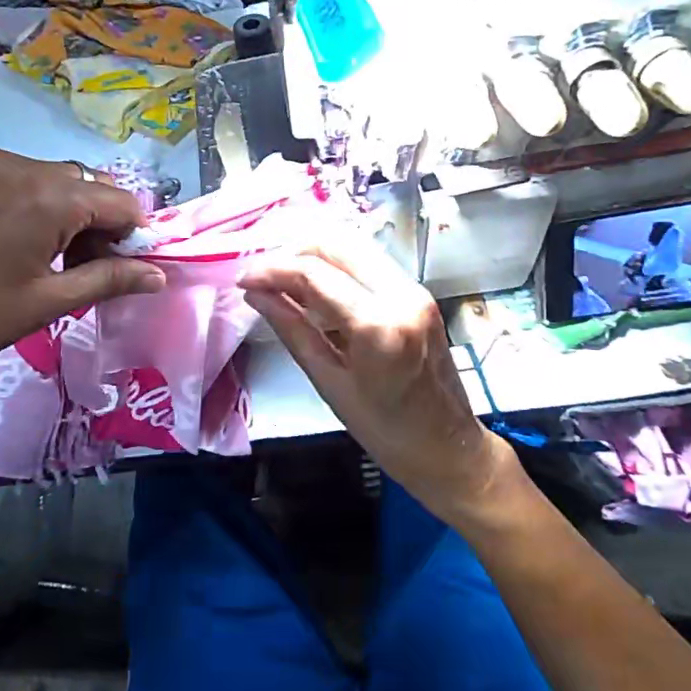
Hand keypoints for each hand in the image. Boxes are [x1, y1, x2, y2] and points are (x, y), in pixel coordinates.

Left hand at [0, 152, 165, 449]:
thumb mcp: (45, 303)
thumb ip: (108, 280)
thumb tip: (159, 275)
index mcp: (53, 194)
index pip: (123, 203)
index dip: (134, 239)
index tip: (125, 276)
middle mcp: (24, 166)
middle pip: (88, 190)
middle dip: (100, 229)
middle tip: (84, 279)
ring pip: (53, 186)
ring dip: (67, 221)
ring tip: (47, 272)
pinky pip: (18, 187)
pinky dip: (33, 214)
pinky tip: (11, 255)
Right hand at [239, 239, 517, 526]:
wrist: (448, 447)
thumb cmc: (385, 430)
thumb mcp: (328, 382)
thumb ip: (291, 329)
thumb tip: (255, 294)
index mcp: (379, 325)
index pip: (314, 273)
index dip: (271, 269)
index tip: (242, 278)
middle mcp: (401, 294)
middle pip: (336, 243)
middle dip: (291, 251)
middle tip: (260, 275)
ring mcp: (414, 289)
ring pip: (353, 245)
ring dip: (312, 254)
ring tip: (280, 280)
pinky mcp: (417, 292)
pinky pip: (367, 262)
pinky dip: (333, 266)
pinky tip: (311, 288)